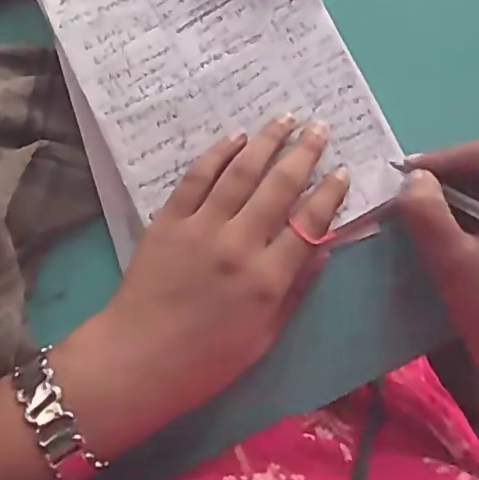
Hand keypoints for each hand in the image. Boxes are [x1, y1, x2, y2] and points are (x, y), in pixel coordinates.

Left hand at [60, 113, 349, 456]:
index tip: (341, 169)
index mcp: (268, 280)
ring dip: (265, 141)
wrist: (137, 358)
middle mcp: (239, 245)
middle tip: (319, 127)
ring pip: (241, 173)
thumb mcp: (263, 337)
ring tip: (284, 118)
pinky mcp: (168, 221)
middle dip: (304, 153)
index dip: (329, 193)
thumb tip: (324, 248)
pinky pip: (196, 179)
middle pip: (279, 187)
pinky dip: (217, 154)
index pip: (310, 223)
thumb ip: (296, 291)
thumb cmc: (206, 361)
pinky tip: (234, 138)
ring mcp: (201, 228)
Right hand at [397, 137, 478, 362]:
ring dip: (458, 180)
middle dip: (452, 167)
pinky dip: (469, 195)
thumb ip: (429, 216)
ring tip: (422, 192)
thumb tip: (412, 177)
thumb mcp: (451, 263)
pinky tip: (444, 207)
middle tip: (412, 181)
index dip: (450, 156)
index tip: (409, 171)